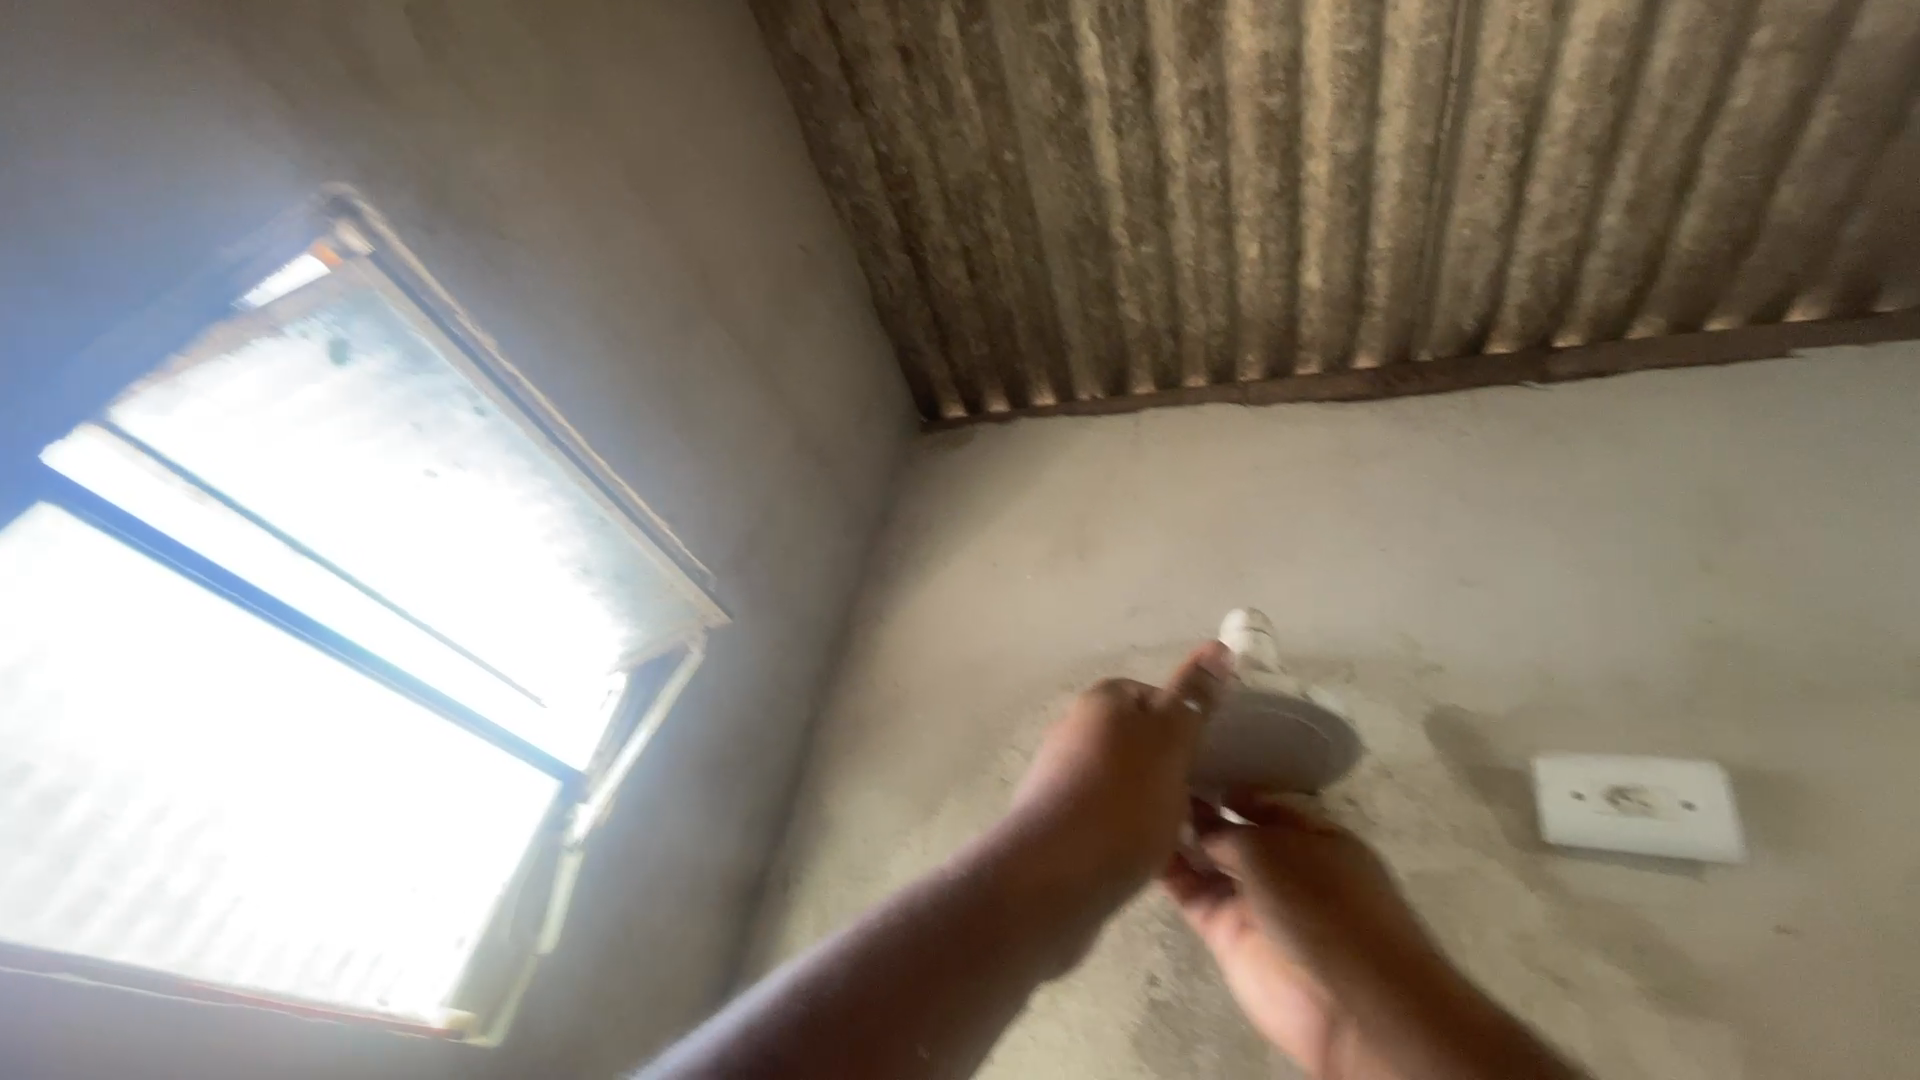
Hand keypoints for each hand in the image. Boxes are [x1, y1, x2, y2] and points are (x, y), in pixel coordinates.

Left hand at [1001, 641, 1233, 912]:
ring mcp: (1060, 772)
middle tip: (1200, 798)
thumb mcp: (1170, 741)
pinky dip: (1127, 826)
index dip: (1184, 725)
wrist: (1054, 874)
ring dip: (1150, 799)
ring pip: (1123, 777)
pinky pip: (1105, 811)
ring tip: (1179, 832)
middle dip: (1168, 765)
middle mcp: (1074, 728)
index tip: (1207, 758)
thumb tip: (1218, 647)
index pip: (1153, 697)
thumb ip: (1193, 698)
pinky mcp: (1056, 815)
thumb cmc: (1123, 800)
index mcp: (1100, 701)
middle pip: (1137, 738)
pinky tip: (1146, 855)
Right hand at [1162, 796, 1434, 1077]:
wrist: (1342, 999)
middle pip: (1236, 833)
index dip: (1235, 789)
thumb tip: (1199, 824)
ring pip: (1209, 862)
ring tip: (1139, 803)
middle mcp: (1285, 868)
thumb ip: (1227, 831)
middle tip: (1158, 781)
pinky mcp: (1226, 933)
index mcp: (1315, 840)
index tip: (1198, 767)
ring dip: (1180, 836)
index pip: (1268, 806)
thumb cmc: (1321, 901)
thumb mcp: (1271, 847)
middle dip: (1203, 810)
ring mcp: (1254, 902)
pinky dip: (1168, 871)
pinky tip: (1139, 841)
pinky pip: (1191, 893)